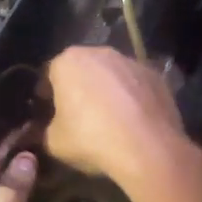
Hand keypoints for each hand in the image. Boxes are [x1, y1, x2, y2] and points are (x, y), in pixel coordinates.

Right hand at [42, 46, 192, 187]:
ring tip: (109, 119)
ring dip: (107, 90)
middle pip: (82, 69)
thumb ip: (45, 130)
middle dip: (78, 88)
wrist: (147, 148)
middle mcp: (99, 53)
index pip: (49, 74)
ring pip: (111, 75)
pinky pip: (135, 86)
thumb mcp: (54, 142)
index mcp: (67, 62)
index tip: (48, 112)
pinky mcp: (156, 76)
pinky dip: (132, 98)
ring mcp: (131, 62)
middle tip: (77, 115)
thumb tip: (47, 130)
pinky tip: (133, 122)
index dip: (47, 94)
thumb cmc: (91, 138)